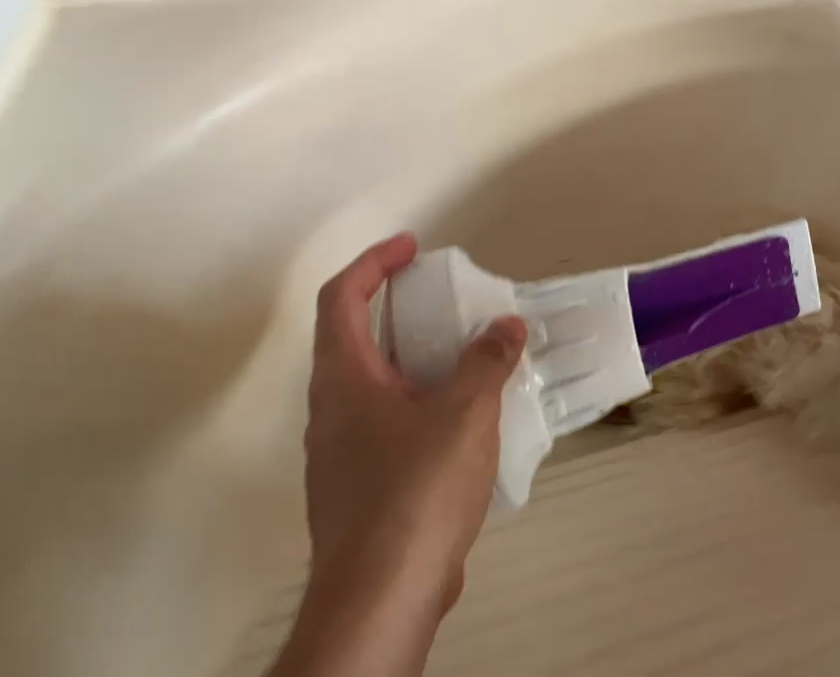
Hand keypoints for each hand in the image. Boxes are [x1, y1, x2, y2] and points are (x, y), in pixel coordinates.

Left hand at [270, 233, 525, 676]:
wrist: (382, 593)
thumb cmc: (415, 490)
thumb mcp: (464, 413)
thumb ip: (486, 362)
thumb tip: (506, 325)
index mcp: (344, 380)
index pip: (342, 299)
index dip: (374, 264)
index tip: (413, 247)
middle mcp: (333, 409)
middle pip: (358, 339)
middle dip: (406, 311)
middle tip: (456, 303)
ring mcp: (344, 452)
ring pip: (378, 385)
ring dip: (421, 360)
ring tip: (474, 358)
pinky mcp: (363, 486)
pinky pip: (392, 423)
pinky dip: (426, 402)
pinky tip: (470, 421)